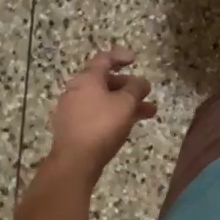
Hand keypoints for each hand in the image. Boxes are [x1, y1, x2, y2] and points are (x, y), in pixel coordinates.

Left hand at [42, 47, 156, 185]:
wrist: (74, 163)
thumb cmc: (102, 126)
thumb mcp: (126, 103)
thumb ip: (136, 88)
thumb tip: (140, 82)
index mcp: (87, 79)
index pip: (104, 59)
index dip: (121, 56)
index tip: (135, 60)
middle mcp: (76, 91)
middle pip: (104, 81)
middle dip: (128, 87)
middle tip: (145, 93)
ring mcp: (71, 111)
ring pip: (103, 101)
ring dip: (125, 104)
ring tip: (147, 114)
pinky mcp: (72, 130)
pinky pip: (96, 115)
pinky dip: (112, 116)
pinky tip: (126, 127)